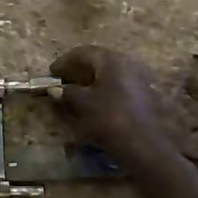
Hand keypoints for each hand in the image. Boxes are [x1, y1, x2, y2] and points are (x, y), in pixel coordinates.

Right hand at [49, 46, 172, 161]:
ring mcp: (139, 79)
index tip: (51, 72)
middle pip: (99, 62)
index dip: (65, 62)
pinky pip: (119, 87)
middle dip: (79, 71)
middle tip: (63, 81)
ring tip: (77, 93)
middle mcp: (128, 63)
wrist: (146, 145)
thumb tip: (54, 89)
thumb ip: (68, 93)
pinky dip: (104, 91)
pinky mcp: (145, 96)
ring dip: (92, 82)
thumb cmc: (110, 118)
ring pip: (110, 75)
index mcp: (112, 60)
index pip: (84, 53)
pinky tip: (96, 104)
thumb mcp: (84, 104)